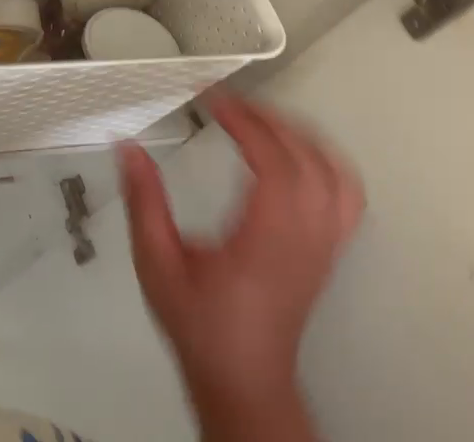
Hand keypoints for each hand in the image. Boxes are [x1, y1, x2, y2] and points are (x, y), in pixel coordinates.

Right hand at [118, 95, 363, 404]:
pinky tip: (298, 155)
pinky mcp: (327, 254)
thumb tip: (127, 148)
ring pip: (338, 177)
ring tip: (263, 118)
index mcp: (268, 238)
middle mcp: (307, 239)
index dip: (246, 122)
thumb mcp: (155, 258)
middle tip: (230, 101)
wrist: (241, 374)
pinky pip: (346, 198)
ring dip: (303, 137)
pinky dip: (325, 164)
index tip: (212, 99)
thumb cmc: (198, 321)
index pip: (274, 163)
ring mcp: (324, 247)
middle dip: (272, 119)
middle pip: (312, 161)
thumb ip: (143, 200)